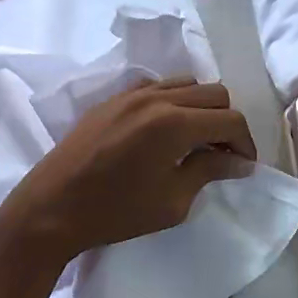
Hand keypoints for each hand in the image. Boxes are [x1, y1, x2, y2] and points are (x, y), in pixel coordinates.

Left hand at [0, 79, 256, 266]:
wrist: (51, 208)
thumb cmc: (115, 213)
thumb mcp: (173, 201)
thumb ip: (208, 171)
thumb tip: (239, 161)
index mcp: (174, 124)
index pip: (230, 120)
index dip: (245, 144)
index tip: (245, 166)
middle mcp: (156, 98)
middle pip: (214, 94)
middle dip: (228, 123)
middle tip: (224, 155)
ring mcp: (131, 93)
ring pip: (187, 84)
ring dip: (202, 109)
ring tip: (197, 142)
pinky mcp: (113, 99)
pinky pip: (158, 87)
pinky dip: (175, 102)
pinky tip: (167, 132)